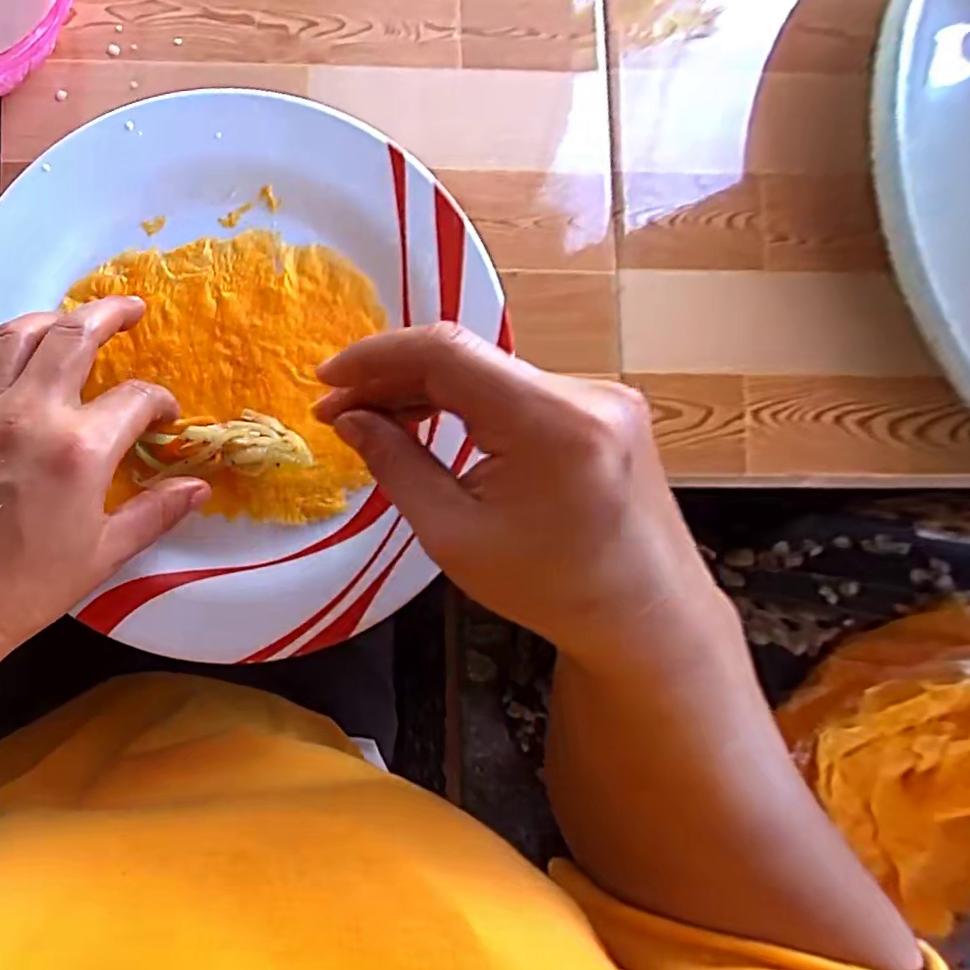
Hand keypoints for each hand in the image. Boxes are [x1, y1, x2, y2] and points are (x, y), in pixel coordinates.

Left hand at [0, 297, 209, 698]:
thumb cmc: (30, 587)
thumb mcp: (106, 551)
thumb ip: (157, 511)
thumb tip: (199, 487)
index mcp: (80, 447)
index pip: (135, 399)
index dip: (159, 403)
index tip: (164, 418)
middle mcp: (31, 413)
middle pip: (74, 335)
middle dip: (110, 314)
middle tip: (130, 310)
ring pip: (12, 336)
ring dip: (46, 319)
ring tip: (68, 321)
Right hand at [314, 323, 730, 671]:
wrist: (645, 617)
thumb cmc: (547, 588)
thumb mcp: (451, 533)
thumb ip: (394, 464)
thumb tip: (349, 418)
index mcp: (551, 425)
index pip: (446, 352)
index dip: (375, 355)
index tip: (325, 379)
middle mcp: (582, 393)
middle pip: (461, 357)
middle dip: (387, 377)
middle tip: (334, 408)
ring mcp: (596, 396)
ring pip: (481, 370)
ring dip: (416, 387)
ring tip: (366, 415)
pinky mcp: (595, 408)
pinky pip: (506, 387)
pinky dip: (454, 399)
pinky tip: (418, 417)